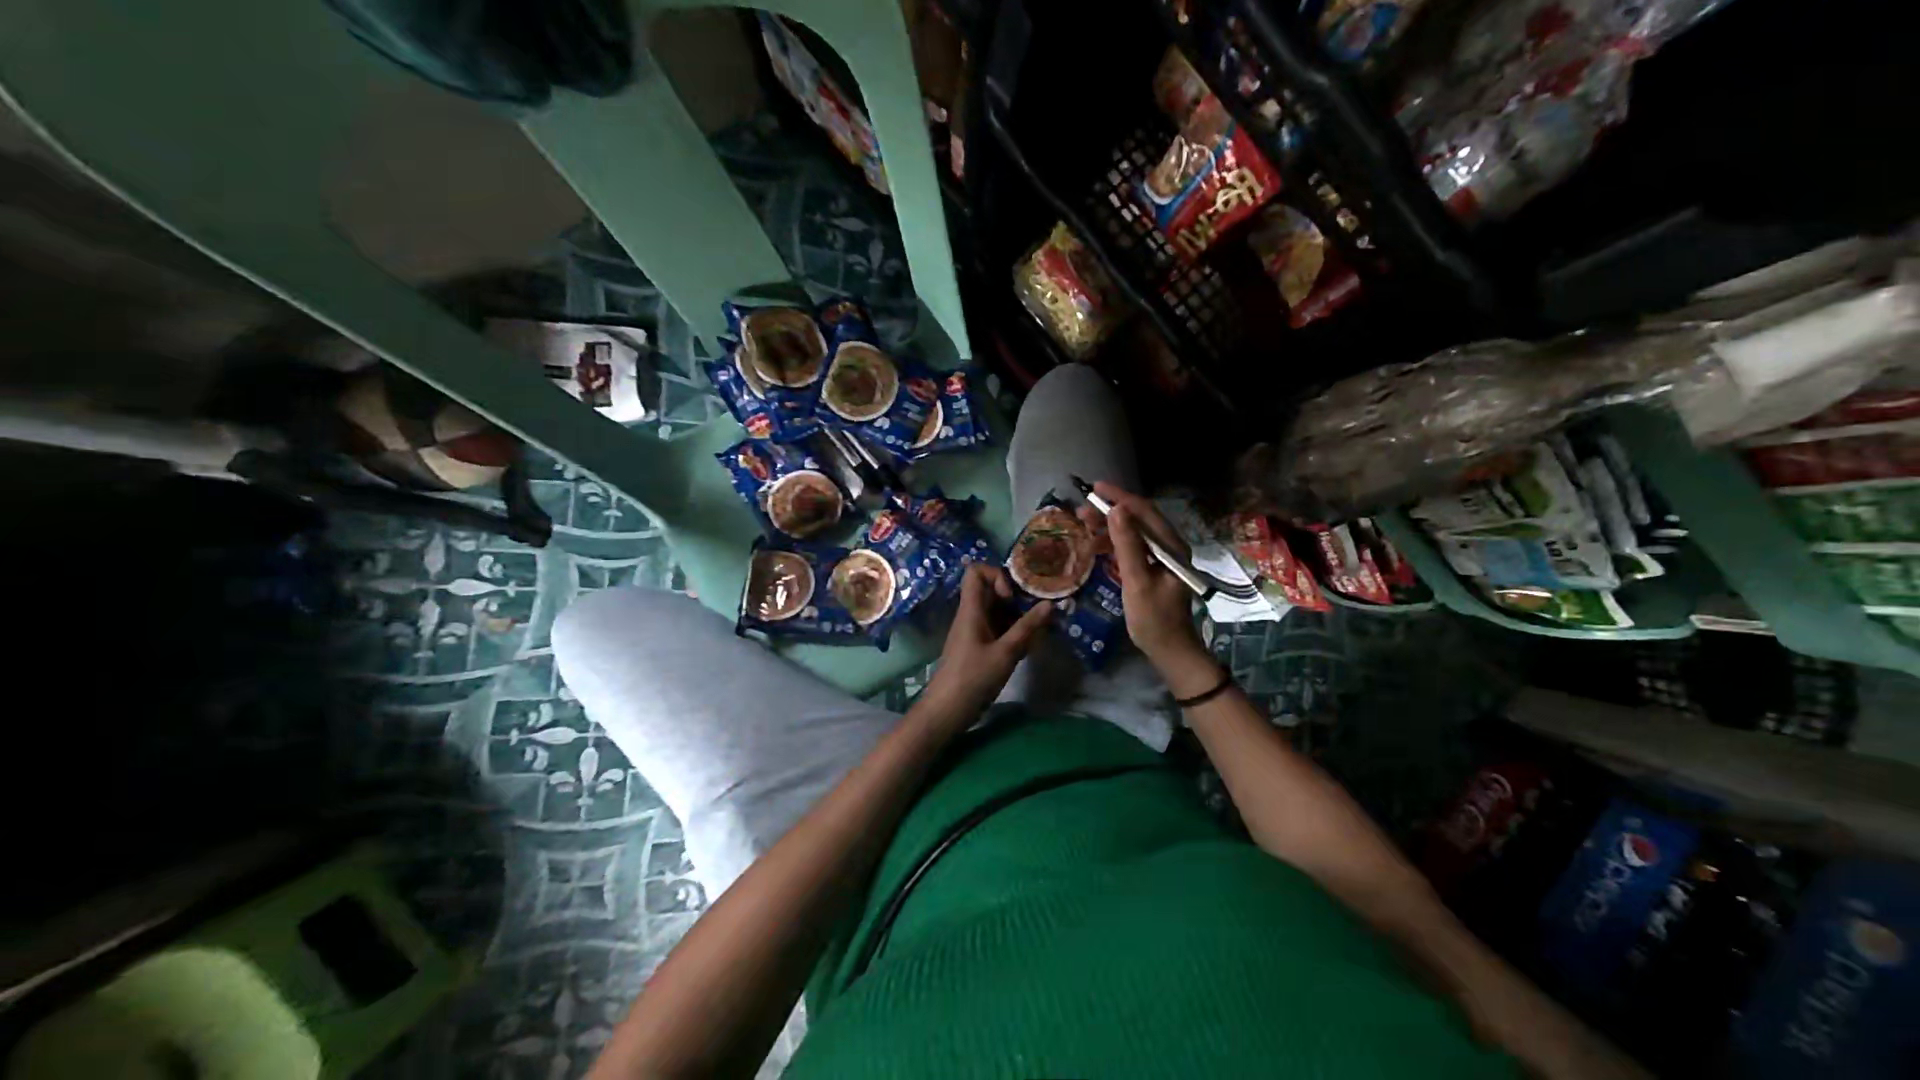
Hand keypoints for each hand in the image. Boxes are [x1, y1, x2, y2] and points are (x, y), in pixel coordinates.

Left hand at [919, 563, 1054, 723]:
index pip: (976, 572)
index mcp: (971, 610)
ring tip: (1036, 633)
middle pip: (991, 591)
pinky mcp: (978, 647)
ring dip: (1017, 618)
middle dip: (1015, 598)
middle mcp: (971, 616)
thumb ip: (1027, 628)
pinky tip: (1026, 648)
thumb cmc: (973, 679)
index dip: (997, 576)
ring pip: (997, 611)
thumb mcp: (1005, 653)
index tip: (1012, 598)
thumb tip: (1049, 604)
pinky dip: (1012, 633)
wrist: (946, 711)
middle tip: (1035, 614)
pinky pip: (997, 629)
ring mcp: (973, 631)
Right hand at [1081, 482, 1217, 695]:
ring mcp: (1161, 558)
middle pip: (1138, 519)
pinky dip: (1113, 543)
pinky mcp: (1152, 569)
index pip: (1145, 512)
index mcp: (1171, 548)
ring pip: (1133, 532)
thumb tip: (1117, 510)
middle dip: (1110, 511)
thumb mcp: (1137, 581)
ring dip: (1109, 526)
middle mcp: (1169, 547)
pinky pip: (1131, 547)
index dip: (1120, 497)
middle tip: (1082, 510)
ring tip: (1084, 524)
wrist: (1169, 650)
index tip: (1095, 488)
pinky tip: (1096, 545)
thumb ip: (1127, 545)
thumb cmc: (1154, 619)